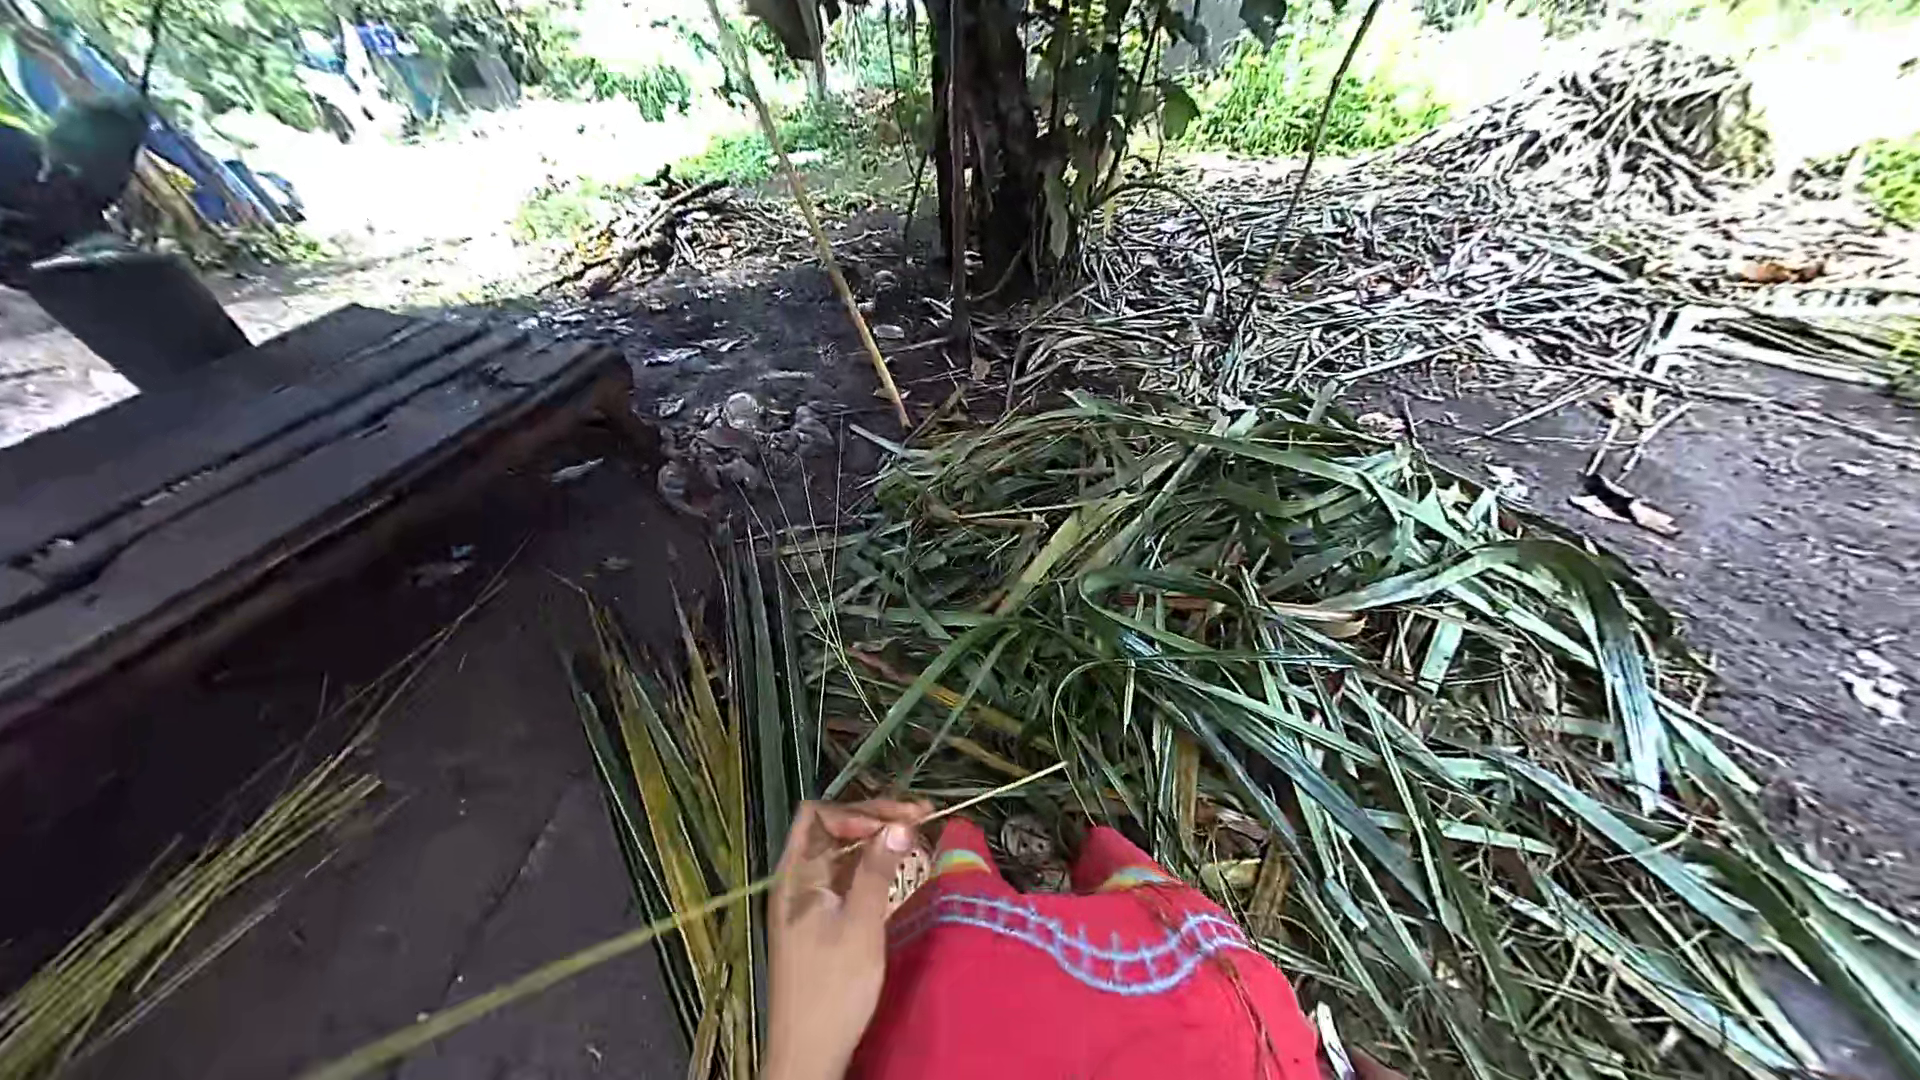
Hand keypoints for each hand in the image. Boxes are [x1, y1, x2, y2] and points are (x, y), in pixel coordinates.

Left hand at [764, 799, 928, 1079]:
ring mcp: (814, 896)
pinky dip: (875, 860)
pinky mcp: (827, 914)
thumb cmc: (832, 989)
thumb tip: (900, 824)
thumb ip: (877, 870)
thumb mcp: (860, 926)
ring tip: (918, 827)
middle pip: (835, 828)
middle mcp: (801, 878)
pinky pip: (850, 872)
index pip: (818, 816)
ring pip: (846, 849)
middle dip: (876, 817)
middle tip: (920, 814)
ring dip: (879, 836)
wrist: (809, 1057)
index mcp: (796, 874)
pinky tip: (900, 857)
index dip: (854, 813)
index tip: (891, 824)